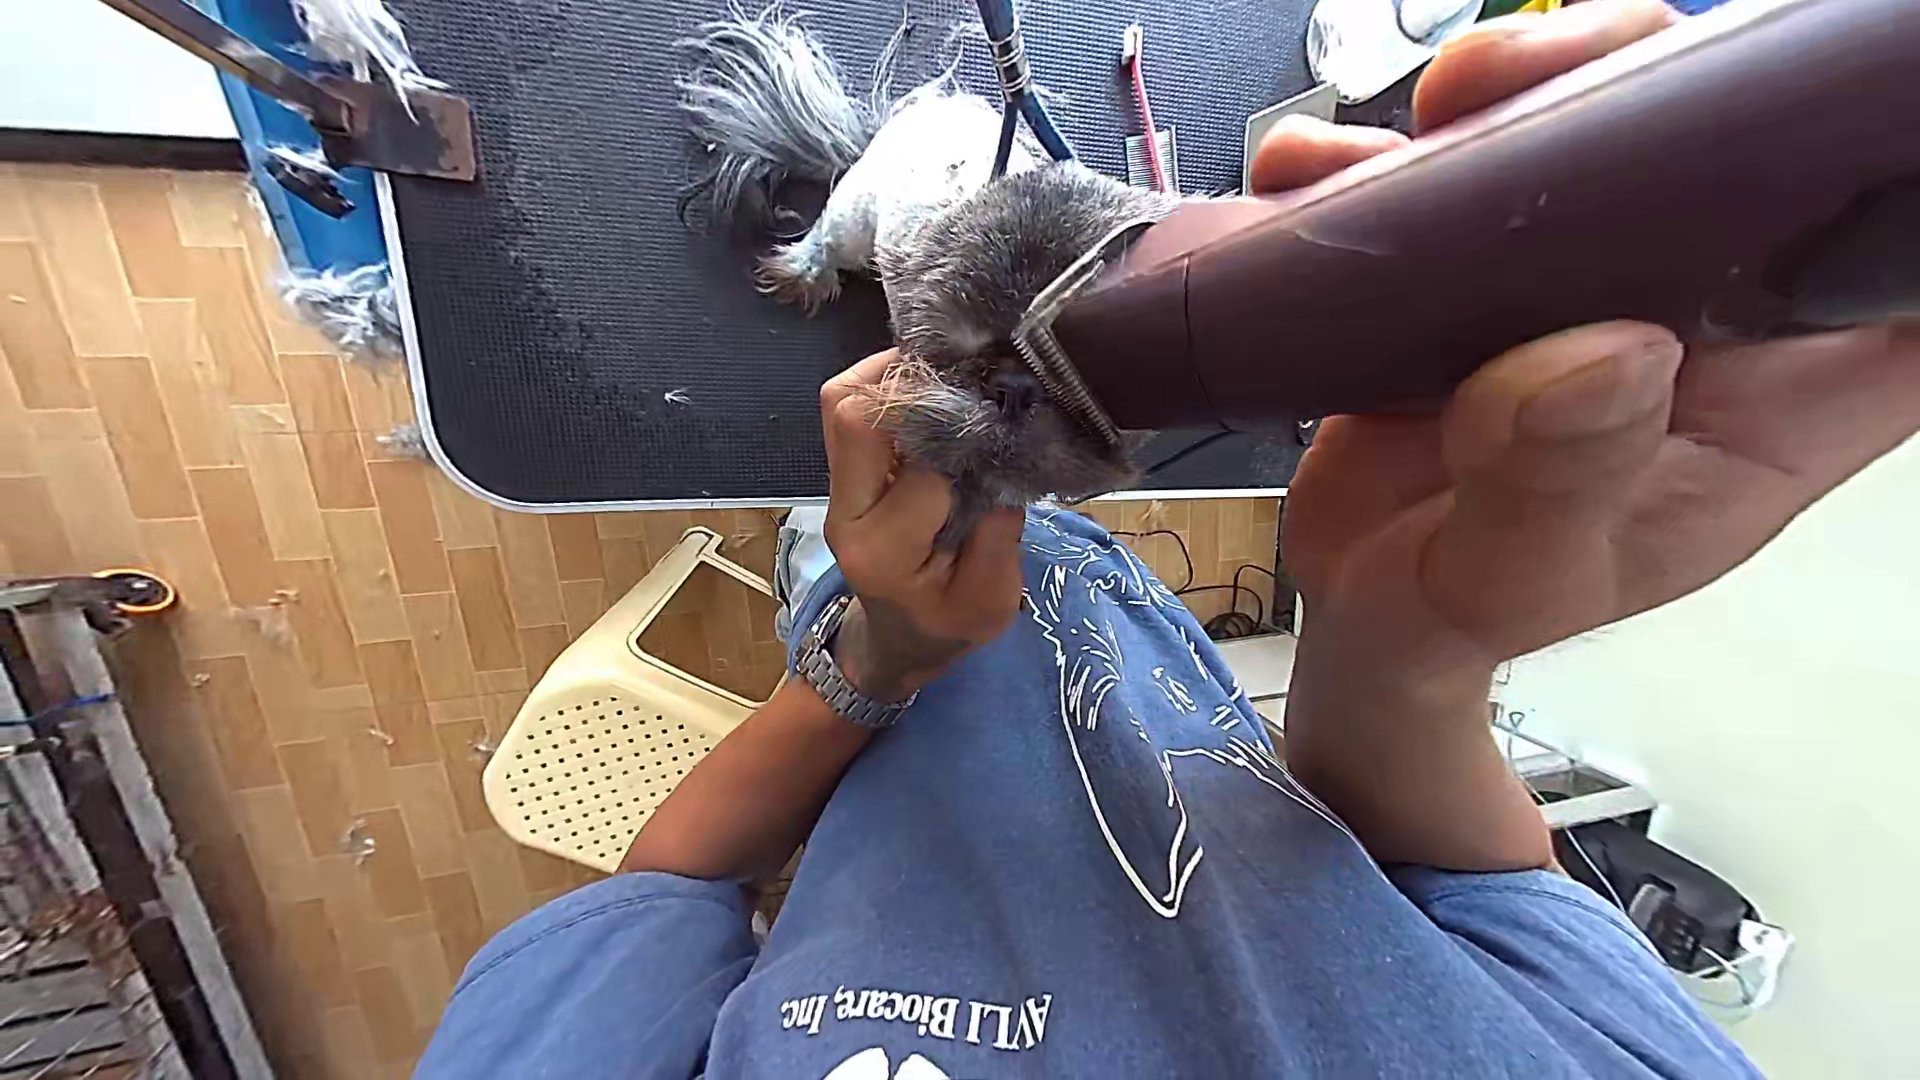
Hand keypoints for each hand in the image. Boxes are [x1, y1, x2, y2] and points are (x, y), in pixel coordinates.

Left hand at [819, 351, 1026, 701]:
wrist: (899, 638)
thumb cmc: (945, 626)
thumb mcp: (989, 601)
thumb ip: (998, 535)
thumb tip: (1001, 458)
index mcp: (883, 551)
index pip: (921, 470)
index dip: (965, 442)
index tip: (1000, 427)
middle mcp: (846, 514)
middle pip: (853, 416)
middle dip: (913, 382)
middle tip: (967, 375)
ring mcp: (837, 493)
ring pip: (842, 404)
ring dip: (893, 376)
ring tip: (947, 374)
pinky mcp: (845, 478)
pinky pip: (851, 415)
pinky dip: (887, 390)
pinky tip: (929, 392)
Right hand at [1261, 0, 1919, 675]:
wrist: (1361, 608)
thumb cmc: (1454, 612)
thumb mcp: (1514, 576)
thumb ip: (1557, 482)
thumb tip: (1589, 353)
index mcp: (1781, 380)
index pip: (1892, 221)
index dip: (1863, 115)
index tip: (1771, 59)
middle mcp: (1678, 317)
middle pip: (1701, 147)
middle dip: (1619, 80)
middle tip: (1501, 81)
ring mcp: (1549, 307)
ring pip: (1549, 166)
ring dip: (1477, 116)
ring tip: (1399, 120)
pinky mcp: (1446, 314)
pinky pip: (1422, 228)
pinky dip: (1363, 189)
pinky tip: (1303, 179)